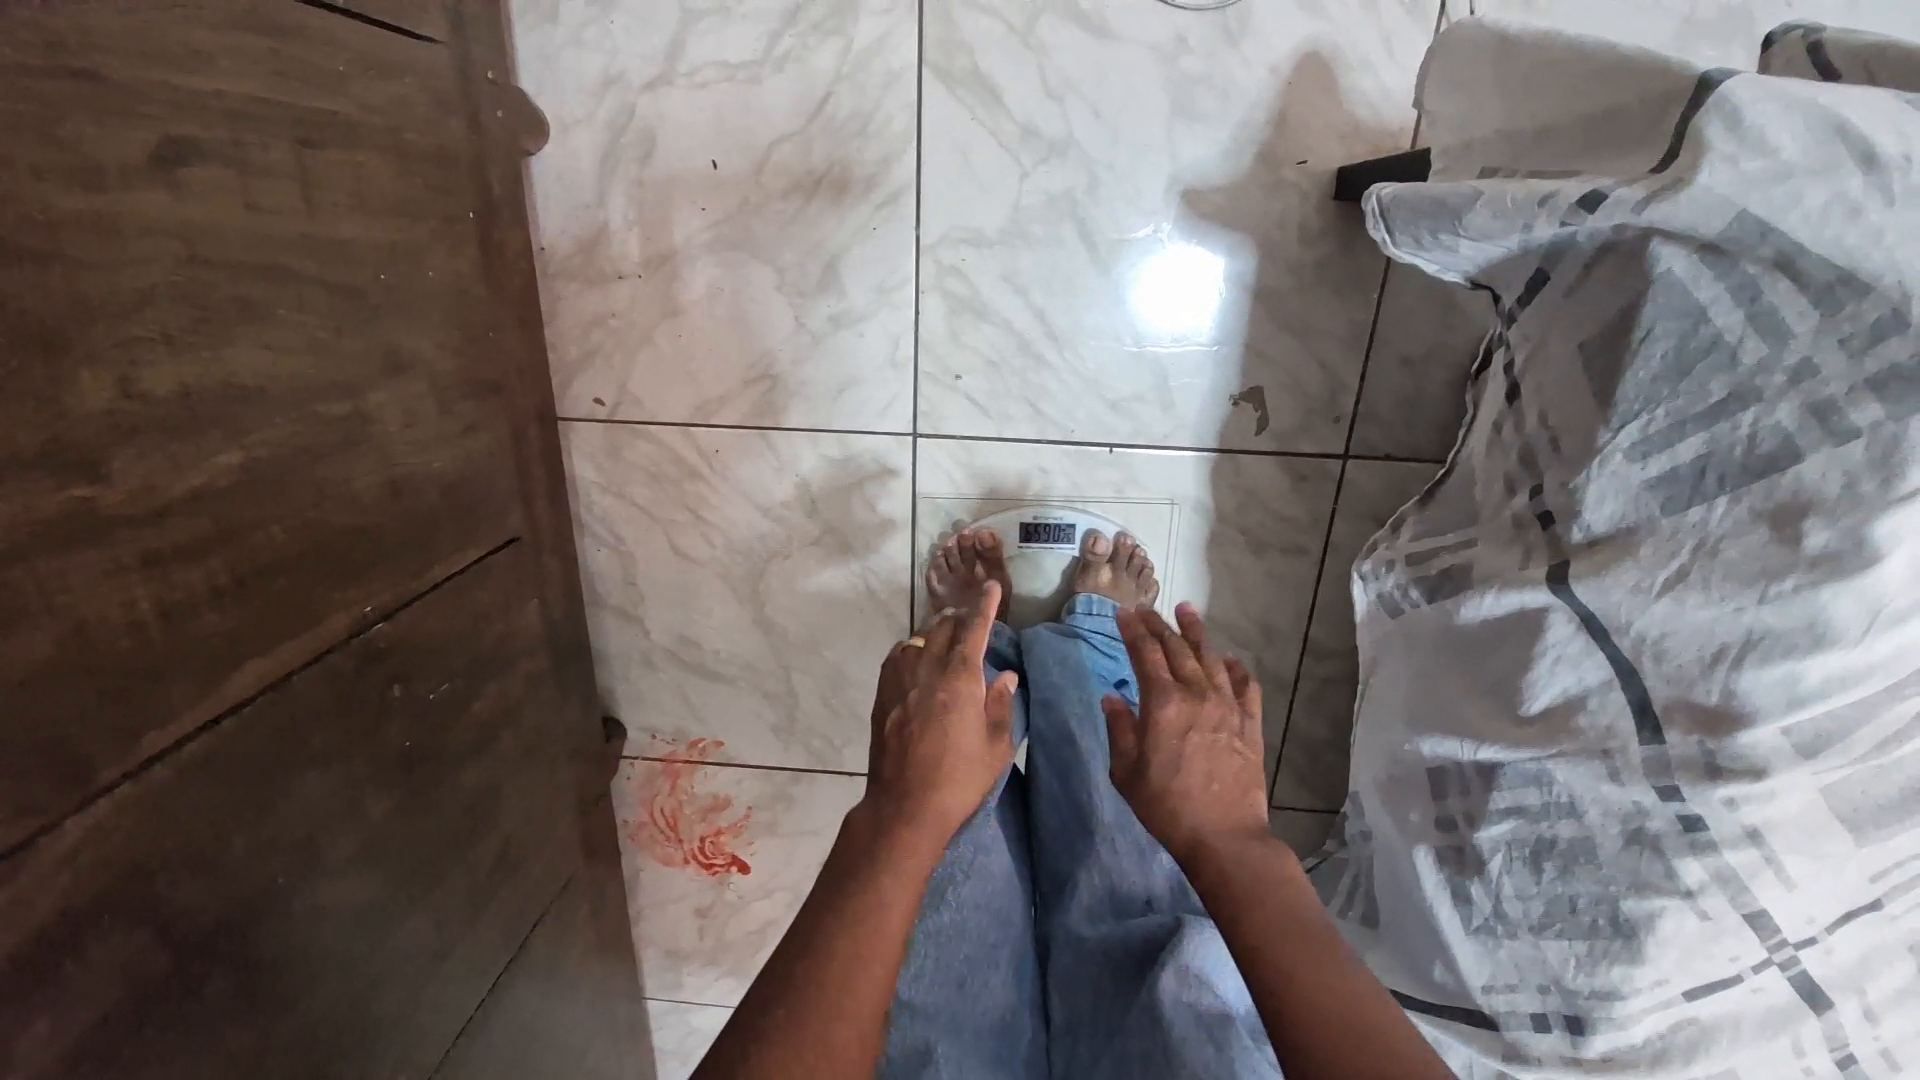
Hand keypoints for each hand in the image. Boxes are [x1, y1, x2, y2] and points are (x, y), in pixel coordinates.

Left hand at [860, 581, 1018, 849]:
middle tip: (973, 622)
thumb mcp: (997, 746)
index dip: (985, 604)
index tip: (991, 586)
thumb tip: (1005, 676)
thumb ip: (1001, 704)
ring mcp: (899, 681)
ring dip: (935, 635)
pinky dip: (913, 652)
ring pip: (918, 640)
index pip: (974, 628)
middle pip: (943, 627)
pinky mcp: (882, 696)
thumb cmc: (960, 780)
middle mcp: (927, 670)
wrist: (905, 807)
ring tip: (947, 643)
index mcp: (960, 678)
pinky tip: (919, 665)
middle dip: (960, 618)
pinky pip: (898, 658)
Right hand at [1103, 602, 1270, 865]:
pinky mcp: (1250, 724)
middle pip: (1177, 648)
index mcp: (1162, 703)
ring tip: (1186, 610)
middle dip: (1159, 625)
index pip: (1145, 654)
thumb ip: (1120, 729)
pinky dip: (1234, 668)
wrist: (1224, 836)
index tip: (1124, 613)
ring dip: (1196, 632)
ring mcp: (1228, 707)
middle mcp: (1197, 695)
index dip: (1133, 630)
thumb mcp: (1126, 771)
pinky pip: (1245, 685)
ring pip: (1211, 658)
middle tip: (1148, 609)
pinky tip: (1228, 660)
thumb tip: (1112, 698)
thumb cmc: (1166, 806)